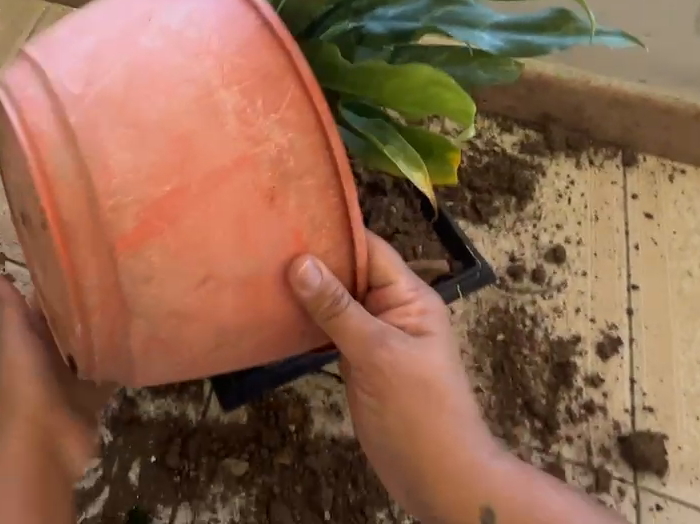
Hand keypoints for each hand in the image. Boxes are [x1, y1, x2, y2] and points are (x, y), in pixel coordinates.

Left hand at [0, 267, 111, 481]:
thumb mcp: (15, 338)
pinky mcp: (92, 393)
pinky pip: (109, 370)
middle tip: (117, 271)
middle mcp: (49, 354)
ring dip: (105, 328)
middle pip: (70, 323)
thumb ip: (7, 305)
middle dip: (87, 302)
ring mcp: (72, 376)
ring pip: (91, 345)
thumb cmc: (25, 386)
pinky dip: (120, 357)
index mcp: (27, 339)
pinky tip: (139, 335)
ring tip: (132, 296)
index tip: (84, 256)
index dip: (59, 281)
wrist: (44, 445)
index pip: (43, 303)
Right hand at [289, 231, 501, 523]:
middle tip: (264, 242)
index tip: (290, 216)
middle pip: (347, 271)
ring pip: (334, 300)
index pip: (368, 249)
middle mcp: (390, 308)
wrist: (440, 483)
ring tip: (259, 270)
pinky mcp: (357, 359)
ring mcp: (373, 335)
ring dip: (304, 290)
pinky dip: (304, 320)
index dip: (333, 232)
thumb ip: (337, 308)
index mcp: (408, 296)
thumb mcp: (378, 354)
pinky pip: (327, 328)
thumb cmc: (420, 413)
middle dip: (311, 259)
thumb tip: (299, 262)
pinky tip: (272, 312)